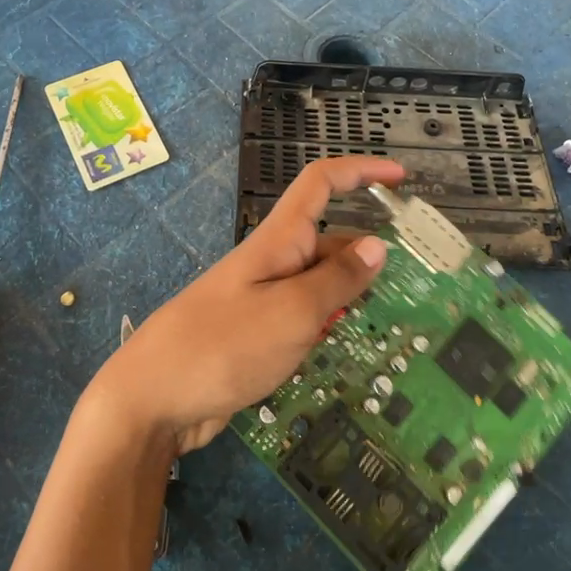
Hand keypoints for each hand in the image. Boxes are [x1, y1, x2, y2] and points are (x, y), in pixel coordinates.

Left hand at [86, 156, 404, 453]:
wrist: (151, 399)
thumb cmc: (221, 346)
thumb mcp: (290, 314)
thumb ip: (336, 282)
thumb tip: (377, 245)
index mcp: (277, 241)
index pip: (319, 184)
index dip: (360, 171)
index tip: (401, 175)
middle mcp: (270, 263)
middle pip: (329, 241)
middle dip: (369, 254)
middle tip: (419, 284)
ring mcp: (260, 300)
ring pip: (319, 284)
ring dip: (352, 295)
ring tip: (397, 322)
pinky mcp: (255, 336)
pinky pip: (302, 318)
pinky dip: (329, 326)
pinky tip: (351, 350)